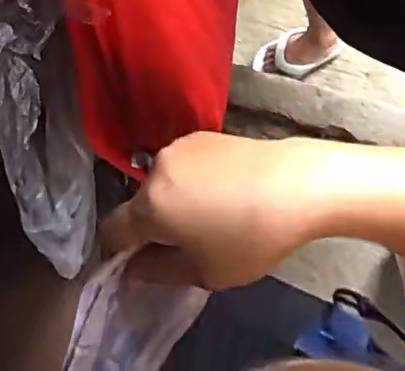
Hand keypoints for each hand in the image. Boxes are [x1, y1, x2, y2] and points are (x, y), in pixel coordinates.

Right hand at [98, 133, 330, 288]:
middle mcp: (158, 167)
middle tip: (184, 244)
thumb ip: (158, 271)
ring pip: (164, 181)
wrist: (292, 183)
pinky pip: (184, 164)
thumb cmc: (246, 236)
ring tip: (208, 217)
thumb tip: (134, 267)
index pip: (112, 229)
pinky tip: (222, 193)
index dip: (119, 251)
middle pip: (140, 203)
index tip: (139, 262)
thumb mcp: (202, 272)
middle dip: (153, 225)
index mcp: (150, 203)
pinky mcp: (204, 134)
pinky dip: (192, 180)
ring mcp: (182, 145)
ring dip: (174, 200)